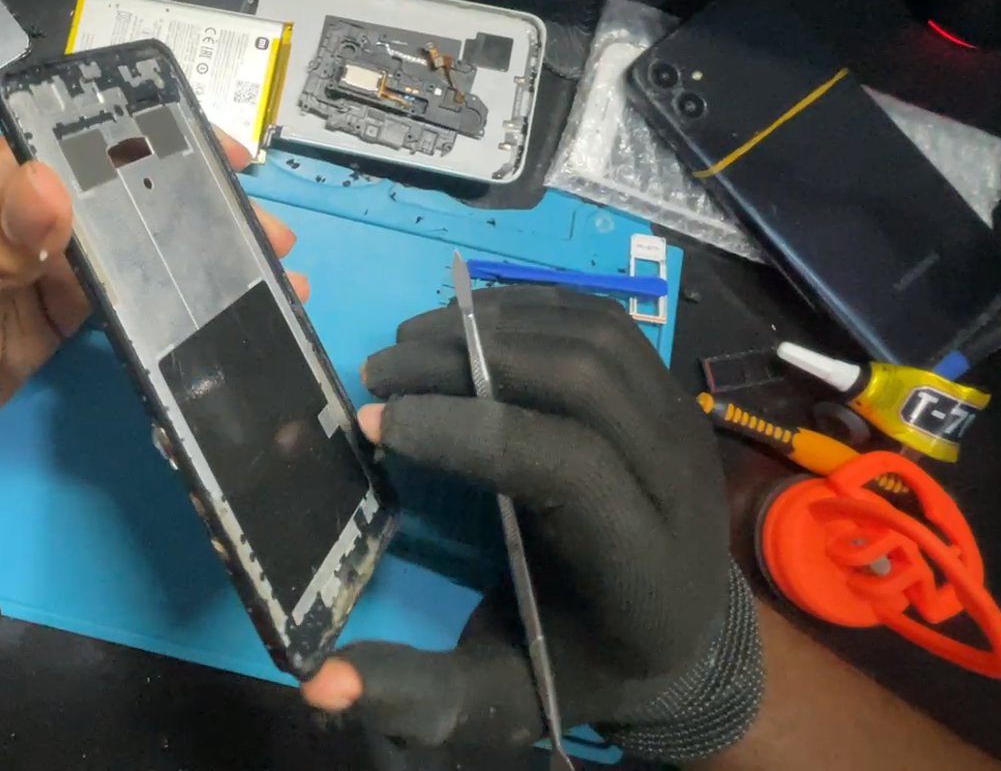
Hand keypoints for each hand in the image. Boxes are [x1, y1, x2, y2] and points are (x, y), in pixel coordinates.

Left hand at [0, 134, 304, 472]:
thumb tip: (54, 183)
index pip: (83, 143)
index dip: (154, 139)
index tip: (221, 155)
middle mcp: (30, 212)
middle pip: (123, 191)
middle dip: (195, 203)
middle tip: (265, 229)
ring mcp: (50, 261)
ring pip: (132, 241)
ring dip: (193, 249)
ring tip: (264, 266)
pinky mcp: (63, 305)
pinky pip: (124, 290)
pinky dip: (169, 293)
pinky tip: (215, 302)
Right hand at [300, 286, 762, 761]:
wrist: (685, 631)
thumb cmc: (581, 655)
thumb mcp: (506, 695)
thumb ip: (419, 695)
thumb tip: (316, 680)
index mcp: (641, 567)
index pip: (565, 465)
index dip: (463, 430)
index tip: (375, 422)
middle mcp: (676, 481)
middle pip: (579, 380)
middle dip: (463, 361)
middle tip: (380, 370)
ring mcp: (680, 422)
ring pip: (589, 337)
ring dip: (485, 324)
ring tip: (409, 340)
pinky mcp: (665, 389)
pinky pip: (598, 320)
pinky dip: (521, 306)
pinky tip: (461, 319)